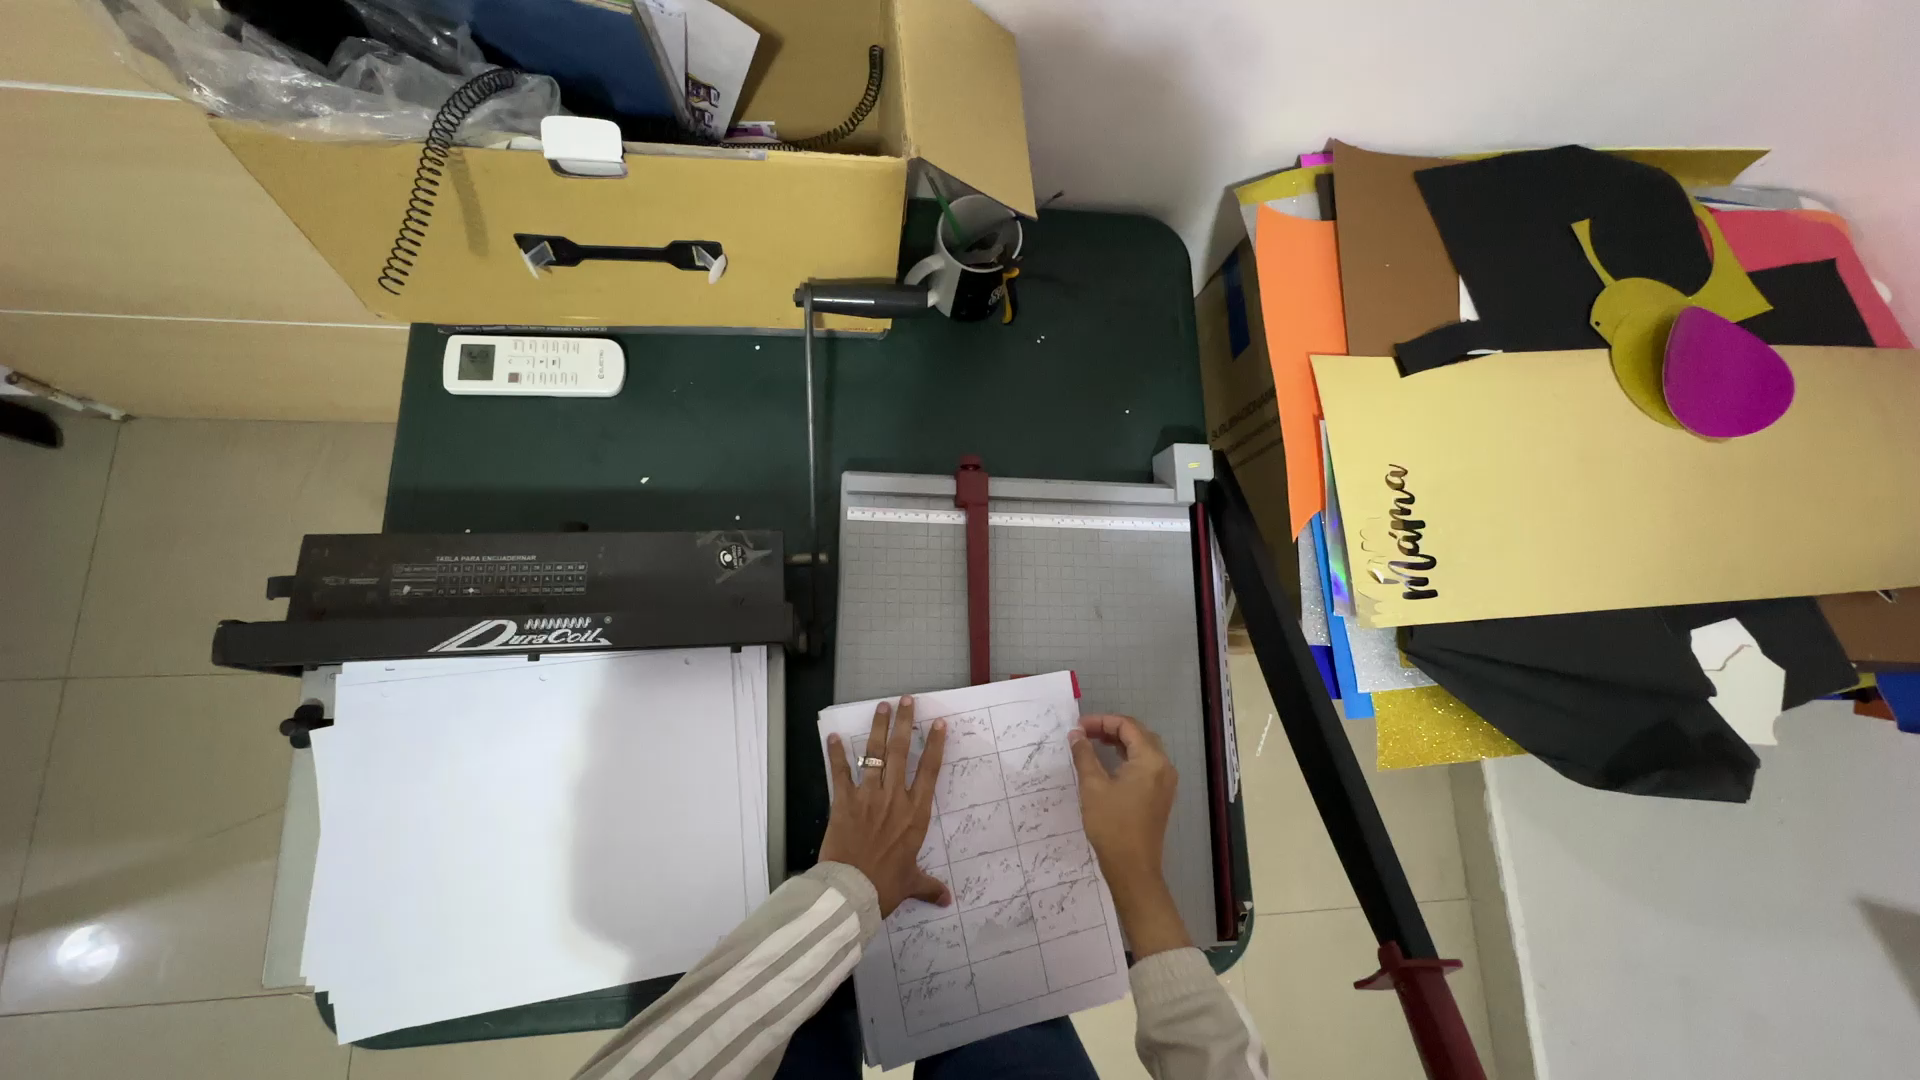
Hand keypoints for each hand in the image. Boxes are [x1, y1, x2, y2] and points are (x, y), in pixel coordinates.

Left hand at [821, 697, 951, 916]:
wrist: (852, 891)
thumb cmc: (885, 886)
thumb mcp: (911, 884)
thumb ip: (929, 886)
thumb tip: (947, 899)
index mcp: (915, 814)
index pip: (930, 771)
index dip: (935, 745)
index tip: (939, 723)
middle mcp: (894, 798)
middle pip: (902, 752)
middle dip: (905, 723)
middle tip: (907, 700)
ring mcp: (868, 796)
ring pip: (875, 754)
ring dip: (878, 728)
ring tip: (882, 706)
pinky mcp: (843, 802)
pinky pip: (840, 773)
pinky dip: (836, 754)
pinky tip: (833, 736)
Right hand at [1069, 713, 1190, 958]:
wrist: (1133, 869)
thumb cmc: (1112, 825)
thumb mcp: (1092, 786)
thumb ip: (1084, 754)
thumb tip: (1076, 734)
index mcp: (1150, 760)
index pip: (1127, 726)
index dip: (1101, 721)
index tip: (1077, 728)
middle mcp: (1163, 766)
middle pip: (1138, 734)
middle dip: (1110, 728)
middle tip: (1084, 733)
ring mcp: (1165, 781)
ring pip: (1143, 749)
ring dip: (1119, 742)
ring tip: (1092, 744)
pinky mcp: (1161, 795)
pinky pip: (1146, 764)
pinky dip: (1127, 757)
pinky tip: (1108, 763)